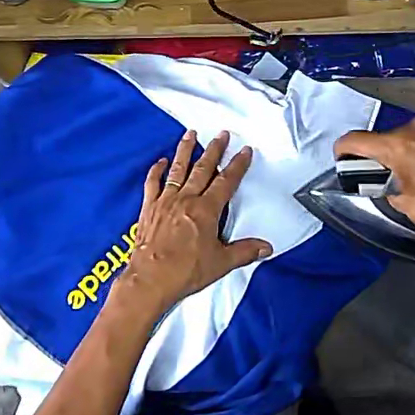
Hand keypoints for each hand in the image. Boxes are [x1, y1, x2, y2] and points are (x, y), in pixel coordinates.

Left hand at [106, 130, 271, 324]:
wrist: (150, 280)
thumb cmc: (185, 271)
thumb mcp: (222, 262)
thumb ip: (245, 251)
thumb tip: (265, 247)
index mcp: (206, 209)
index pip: (227, 181)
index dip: (238, 165)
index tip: (245, 151)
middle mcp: (186, 200)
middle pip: (203, 168)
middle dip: (215, 150)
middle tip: (222, 135)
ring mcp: (166, 202)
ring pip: (178, 170)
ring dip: (186, 151)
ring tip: (191, 134)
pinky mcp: (149, 209)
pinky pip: (152, 185)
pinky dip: (156, 172)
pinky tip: (160, 162)